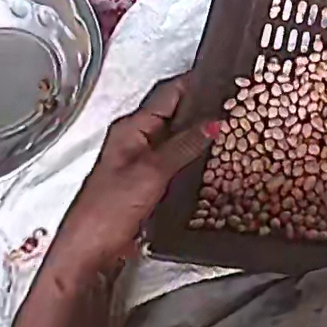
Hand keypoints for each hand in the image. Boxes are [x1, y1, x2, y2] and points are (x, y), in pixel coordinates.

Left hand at [50, 76, 217, 279]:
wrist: (89, 251)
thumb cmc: (109, 209)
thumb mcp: (152, 172)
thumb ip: (184, 145)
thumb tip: (215, 122)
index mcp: (132, 127)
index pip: (170, 92)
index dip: (196, 82)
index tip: (226, 76)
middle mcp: (137, 137)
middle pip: (175, 110)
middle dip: (204, 105)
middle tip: (237, 100)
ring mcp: (143, 157)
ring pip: (179, 134)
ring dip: (202, 129)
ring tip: (234, 124)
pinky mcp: (150, 177)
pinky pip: (178, 155)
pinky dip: (197, 151)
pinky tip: (216, 155)